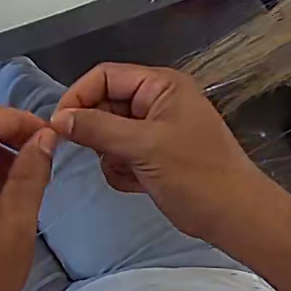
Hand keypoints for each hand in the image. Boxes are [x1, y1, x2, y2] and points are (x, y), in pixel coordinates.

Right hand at [48, 63, 282, 243]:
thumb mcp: (144, 146)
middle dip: (99, 134)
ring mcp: (155, 131)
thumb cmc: (196, 174)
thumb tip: (58, 120)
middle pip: (104, 106)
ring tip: (132, 172)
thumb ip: (98, 129)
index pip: (106, 76)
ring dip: (111, 157)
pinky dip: (122, 171)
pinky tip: (140, 184)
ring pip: (108, 135)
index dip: (79, 97)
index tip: (58, 125)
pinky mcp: (153, 157)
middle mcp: (156, 102)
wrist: (233, 215)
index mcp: (161, 85)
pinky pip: (119, 157)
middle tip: (108, 155)